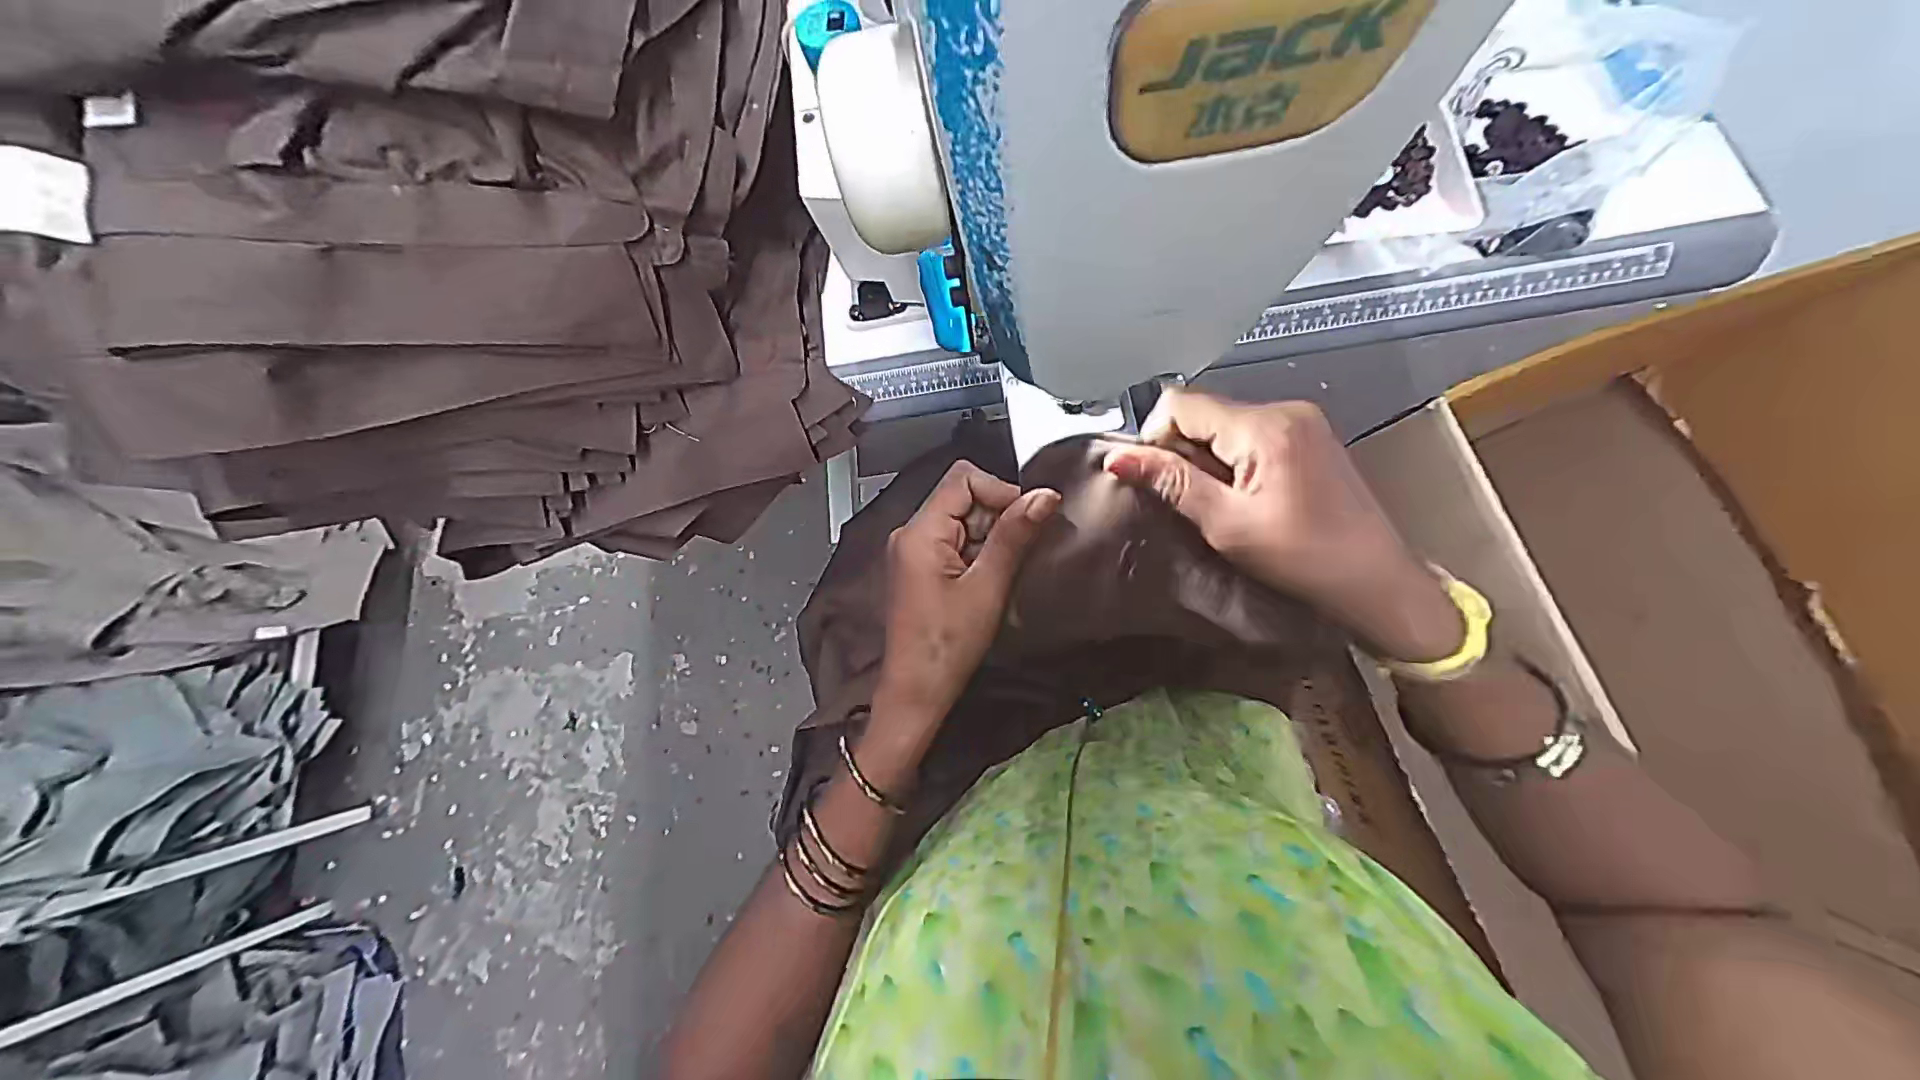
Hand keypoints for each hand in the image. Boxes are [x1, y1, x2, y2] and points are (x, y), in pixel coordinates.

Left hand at [877, 461, 1060, 721]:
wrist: (916, 691)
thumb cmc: (946, 646)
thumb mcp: (988, 586)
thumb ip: (1015, 535)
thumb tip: (1044, 496)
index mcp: (919, 532)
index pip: (964, 478)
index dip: (1000, 492)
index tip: (1026, 521)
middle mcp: (910, 534)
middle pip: (963, 497)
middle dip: (996, 518)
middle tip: (1011, 557)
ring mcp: (913, 551)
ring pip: (963, 520)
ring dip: (989, 539)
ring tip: (997, 576)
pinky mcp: (920, 568)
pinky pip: (955, 542)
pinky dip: (977, 554)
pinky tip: (985, 583)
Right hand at [1102, 388, 1461, 661]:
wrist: (1377, 581)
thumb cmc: (1304, 559)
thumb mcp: (1226, 524)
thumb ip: (1171, 482)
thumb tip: (1117, 458)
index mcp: (1265, 427)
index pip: (1179, 403)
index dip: (1156, 438)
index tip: (1161, 482)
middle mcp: (1284, 409)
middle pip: (1202, 411)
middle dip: (1182, 451)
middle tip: (1195, 501)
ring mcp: (1301, 420)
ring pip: (1222, 424)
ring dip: (1206, 459)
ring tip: (1222, 504)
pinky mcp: (1308, 436)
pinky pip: (1248, 435)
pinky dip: (1232, 461)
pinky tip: (1244, 497)